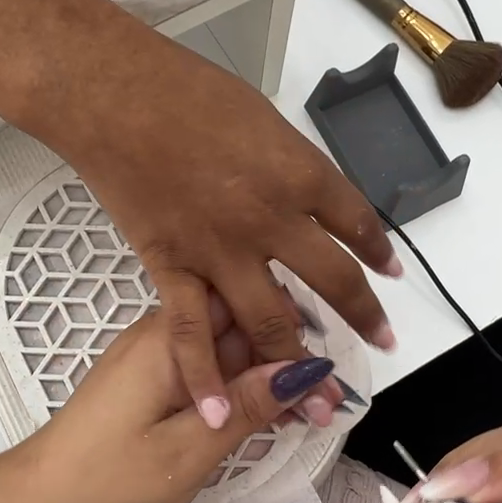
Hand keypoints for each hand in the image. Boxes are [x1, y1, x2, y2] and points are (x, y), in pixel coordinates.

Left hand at [0, 307, 336, 502]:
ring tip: (307, 416)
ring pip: (229, 348)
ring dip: (268, 378)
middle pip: (243, 326)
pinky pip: (208, 367)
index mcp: (171, 338)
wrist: (38, 497)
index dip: (297, 344)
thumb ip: (248, 405)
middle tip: (327, 408)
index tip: (330, 390)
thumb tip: (307, 370)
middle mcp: (164, 331)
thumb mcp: (189, 449)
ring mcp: (157, 352)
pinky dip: (239, 388)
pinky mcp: (151, 374)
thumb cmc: (110, 477)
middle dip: (290, 363)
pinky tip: (267, 413)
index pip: (249, 310)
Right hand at [14, 34, 398, 429]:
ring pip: (271, 320)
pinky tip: (222, 413)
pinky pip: (193, 332)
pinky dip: (206, 375)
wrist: (112, 95)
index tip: (389, 272)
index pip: (355, 221)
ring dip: (300, 365)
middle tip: (380, 348)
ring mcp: (220, 251)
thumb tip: (309, 196)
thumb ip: (288, 166)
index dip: (377, 250)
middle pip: (331, 280)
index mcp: (298, 172)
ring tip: (323, 402)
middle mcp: (270, 219)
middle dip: (360, 319)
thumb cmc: (186, 89)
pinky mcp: (171, 269)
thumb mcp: (260, 118)